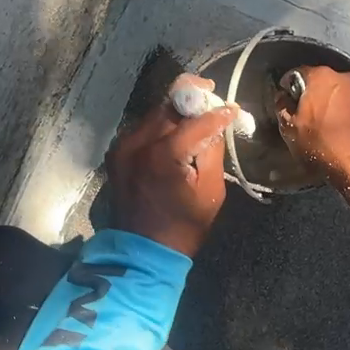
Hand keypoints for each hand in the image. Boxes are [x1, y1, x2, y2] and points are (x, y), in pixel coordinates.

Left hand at [104, 74, 239, 257]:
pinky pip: (141, 129)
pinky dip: (159, 127)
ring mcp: (122, 146)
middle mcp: (138, 142)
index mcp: (163, 153)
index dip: (216, 112)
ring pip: (153, 114)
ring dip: (174, 112)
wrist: (142, 252)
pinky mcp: (116, 153)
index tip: (232, 108)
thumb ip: (213, 150)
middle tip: (210, 97)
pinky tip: (172, 134)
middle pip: (169, 107)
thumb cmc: (184, 225)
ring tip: (194, 115)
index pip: (196, 120)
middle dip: (191, 99)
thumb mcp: (210, 190)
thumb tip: (219, 121)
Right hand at [275, 65, 349, 182]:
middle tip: (302, 116)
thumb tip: (282, 98)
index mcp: (320, 76)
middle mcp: (343, 77)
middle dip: (310, 95)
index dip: (287, 88)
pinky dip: (342, 113)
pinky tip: (337, 130)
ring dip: (328, 104)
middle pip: (319, 81)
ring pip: (336, 93)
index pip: (296, 73)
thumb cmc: (323, 143)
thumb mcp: (290, 128)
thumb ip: (282, 107)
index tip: (285, 103)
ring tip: (321, 126)